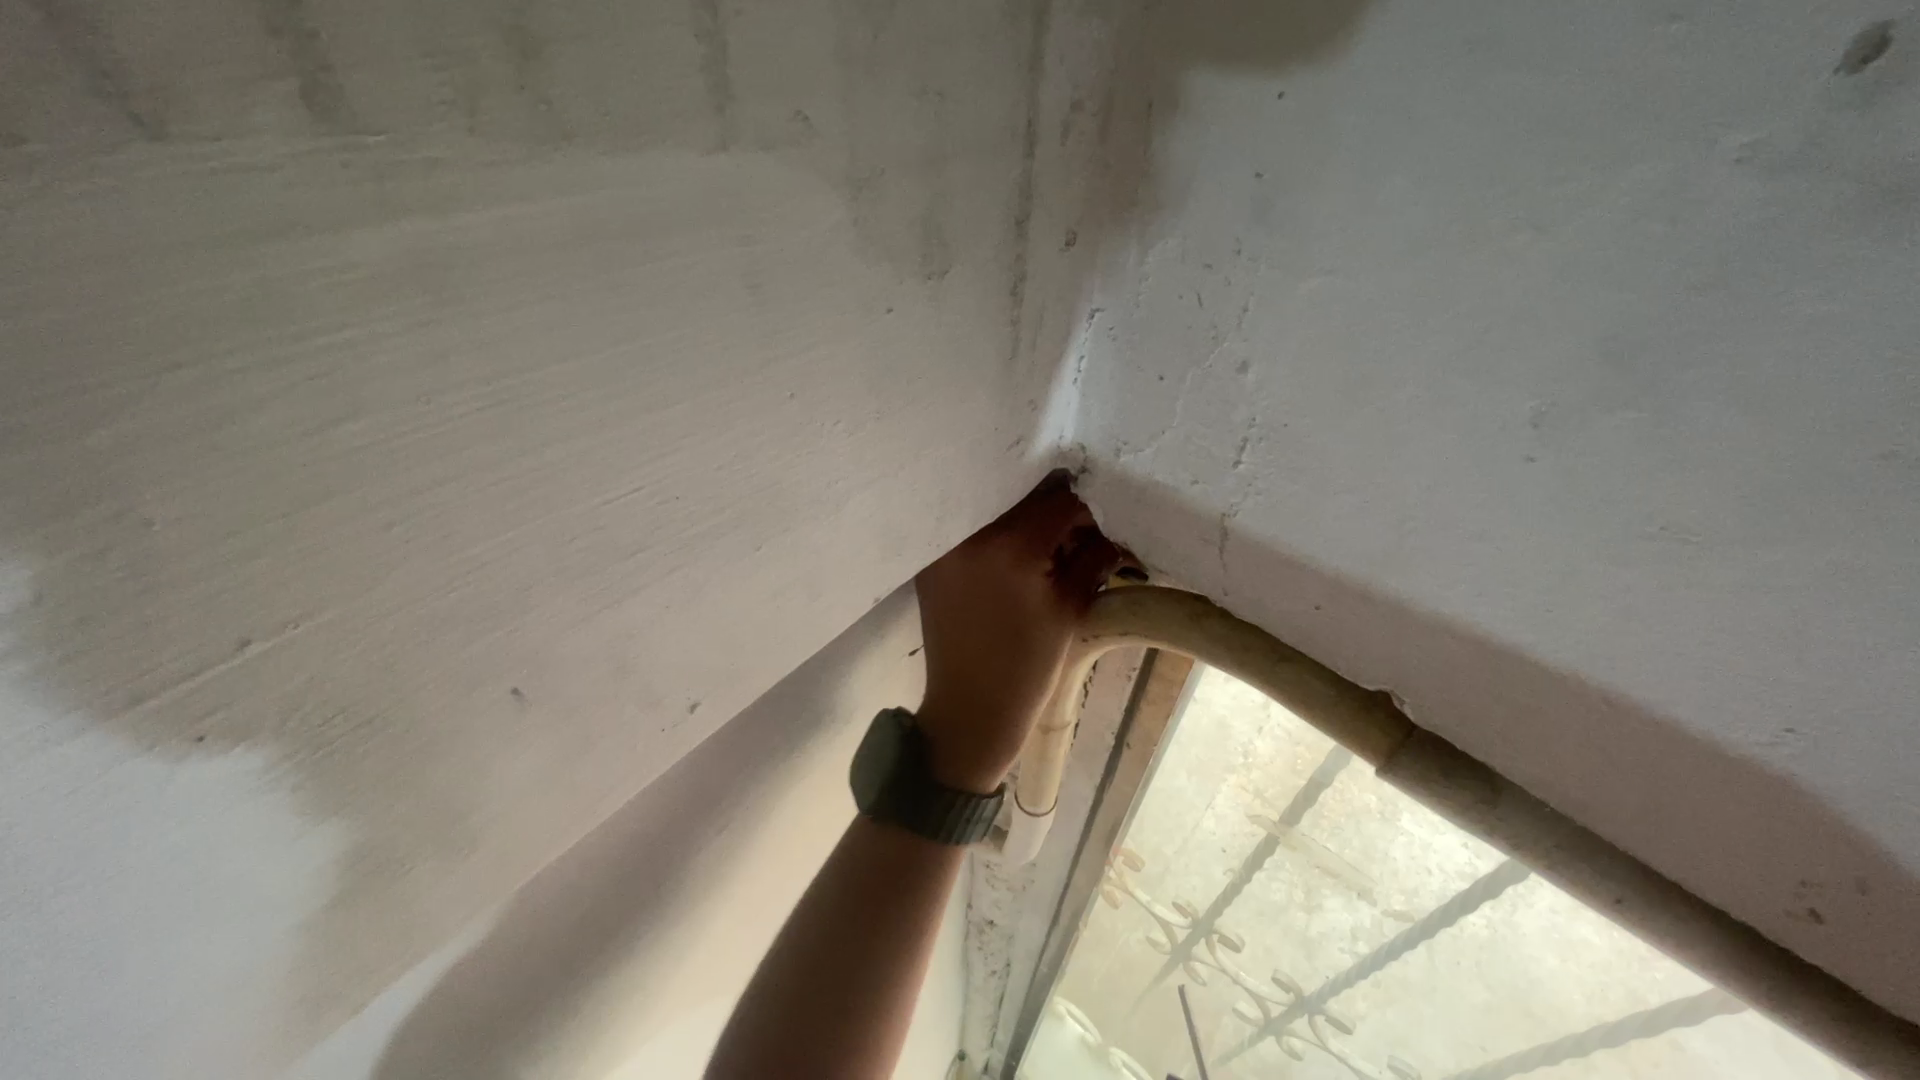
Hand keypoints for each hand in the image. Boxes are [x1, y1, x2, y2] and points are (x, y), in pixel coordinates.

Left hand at [913, 472, 1126, 793]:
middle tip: (1074, 543)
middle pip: (1024, 497)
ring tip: (1045, 557)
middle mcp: (970, 532)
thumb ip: (1094, 557)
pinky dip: (997, 537)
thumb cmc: (1028, 665)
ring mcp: (944, 545)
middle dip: (1055, 514)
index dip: (1087, 514)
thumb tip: (1110, 529)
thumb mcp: (1071, 607)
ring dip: (1025, 523)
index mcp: (1010, 544)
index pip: (1059, 500)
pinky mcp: (931, 560)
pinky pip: (971, 529)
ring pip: (996, 509)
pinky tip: (1014, 564)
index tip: (1098, 536)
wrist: (970, 709)